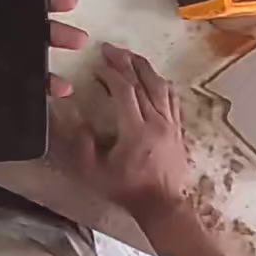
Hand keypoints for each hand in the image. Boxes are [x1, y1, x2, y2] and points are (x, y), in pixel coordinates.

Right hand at [52, 44, 190, 225]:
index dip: (110, 74)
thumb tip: (77, 120)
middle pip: (144, 83)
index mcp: (136, 130)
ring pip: (161, 88)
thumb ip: (82, 144)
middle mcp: (157, 122)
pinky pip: (172, 100)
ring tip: (132, 57)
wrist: (163, 206)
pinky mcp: (178, 130)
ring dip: (145, 69)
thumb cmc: (126, 189)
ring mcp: (171, 125)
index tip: (97, 66)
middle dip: (127, 62)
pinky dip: (160, 85)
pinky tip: (153, 80)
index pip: (124, 91)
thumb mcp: (94, 171)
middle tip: (111, 49)